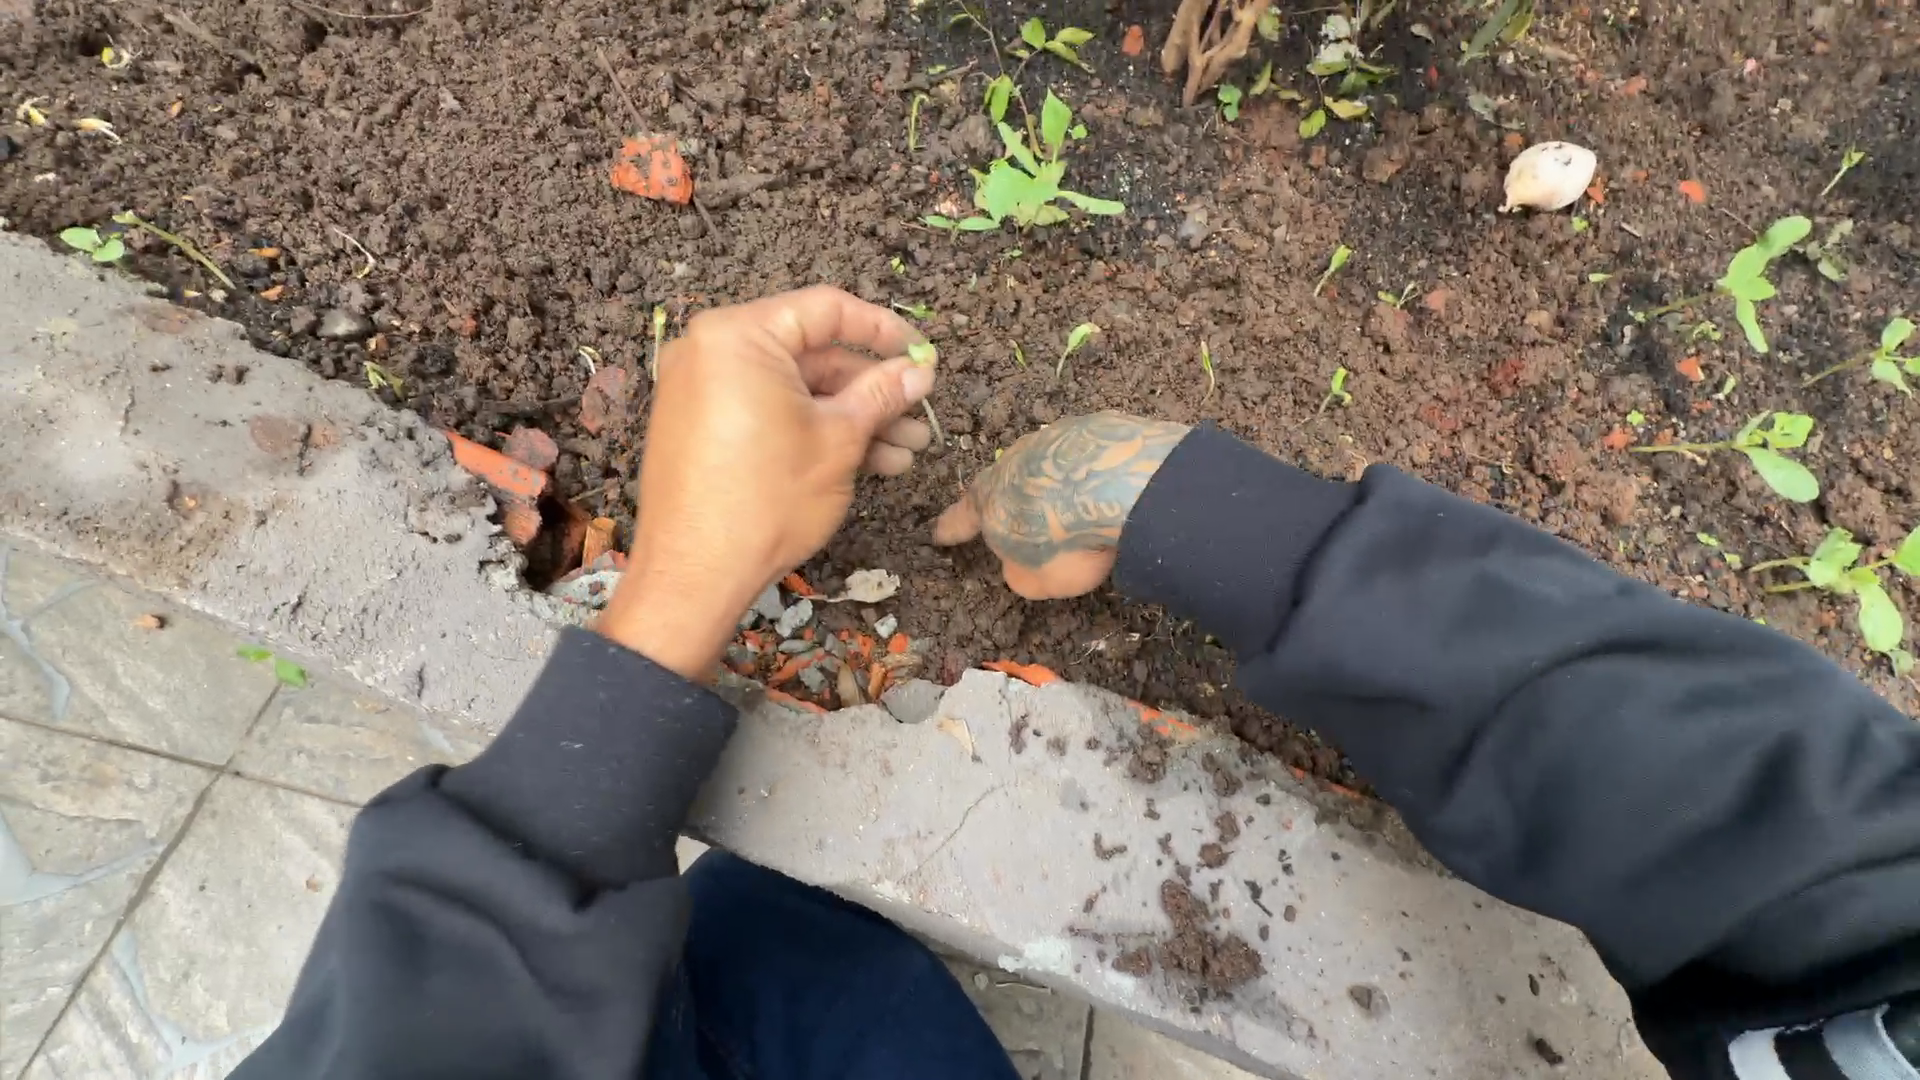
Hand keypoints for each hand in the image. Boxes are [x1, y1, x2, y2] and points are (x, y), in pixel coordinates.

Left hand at [596, 287, 935, 676]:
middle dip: (873, 392)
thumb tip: (921, 371)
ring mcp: (704, 392)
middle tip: (918, 420)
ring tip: (904, 456)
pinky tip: (863, 463)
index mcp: (740, 335)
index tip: (923, 357)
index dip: (885, 331)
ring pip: (796, 393)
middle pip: (813, 357)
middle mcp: (713, 352)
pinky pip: (770, 415)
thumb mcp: (840, 439)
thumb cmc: (769, 498)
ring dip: (853, 421)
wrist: (695, 575)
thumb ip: (883, 393)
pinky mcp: (704, 429)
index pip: (827, 310)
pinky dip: (813, 433)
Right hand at [933, 411, 1188, 599]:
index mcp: (989, 500)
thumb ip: (1019, 571)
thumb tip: (1022, 562)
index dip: (951, 529)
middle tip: (1013, 512)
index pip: (961, 519)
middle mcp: (1013, 462)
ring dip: (1048, 481)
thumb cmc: (1064, 541)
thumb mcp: (1033, 579)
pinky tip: (1102, 482)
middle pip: (1002, 482)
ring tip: (1066, 499)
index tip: (940, 534)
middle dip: (1005, 498)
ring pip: (1042, 464)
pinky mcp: (1094, 428)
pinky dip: (1085, 469)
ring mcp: (1053, 439)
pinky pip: (1082, 454)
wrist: (1119, 485)